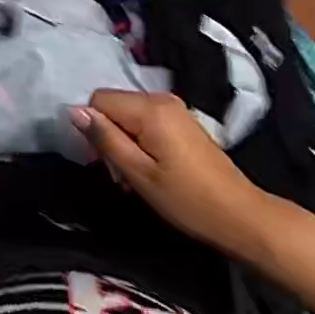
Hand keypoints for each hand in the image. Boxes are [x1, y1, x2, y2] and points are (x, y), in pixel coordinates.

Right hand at [72, 90, 268, 256]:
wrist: (239, 215)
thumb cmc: (186, 199)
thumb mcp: (138, 173)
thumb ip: (105, 139)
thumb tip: (74, 112)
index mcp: (150, 108)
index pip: (98, 99)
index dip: (93, 129)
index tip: (104, 163)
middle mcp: (161, 98)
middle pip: (113, 104)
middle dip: (108, 135)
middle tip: (120, 173)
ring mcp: (175, 108)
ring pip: (127, 113)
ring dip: (123, 140)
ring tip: (136, 175)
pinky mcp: (182, 120)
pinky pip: (145, 119)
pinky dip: (139, 140)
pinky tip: (150, 168)